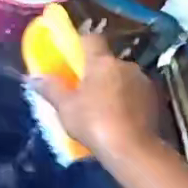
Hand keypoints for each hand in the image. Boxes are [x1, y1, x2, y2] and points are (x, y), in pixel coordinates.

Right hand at [28, 33, 160, 161]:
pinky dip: (127, 101)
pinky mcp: (154, 99)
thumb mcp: (65, 108)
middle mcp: (125, 65)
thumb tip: (33, 77)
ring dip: (113, 87)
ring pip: (123, 78)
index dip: (80, 45)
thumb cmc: (93, 123)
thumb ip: (51, 89)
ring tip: (102, 110)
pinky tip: (119, 119)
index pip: (91, 39)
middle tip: (83, 93)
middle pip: (107, 61)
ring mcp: (143, 81)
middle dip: (96, 73)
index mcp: (101, 62)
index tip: (72, 59)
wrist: (131, 148)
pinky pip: (135, 93)